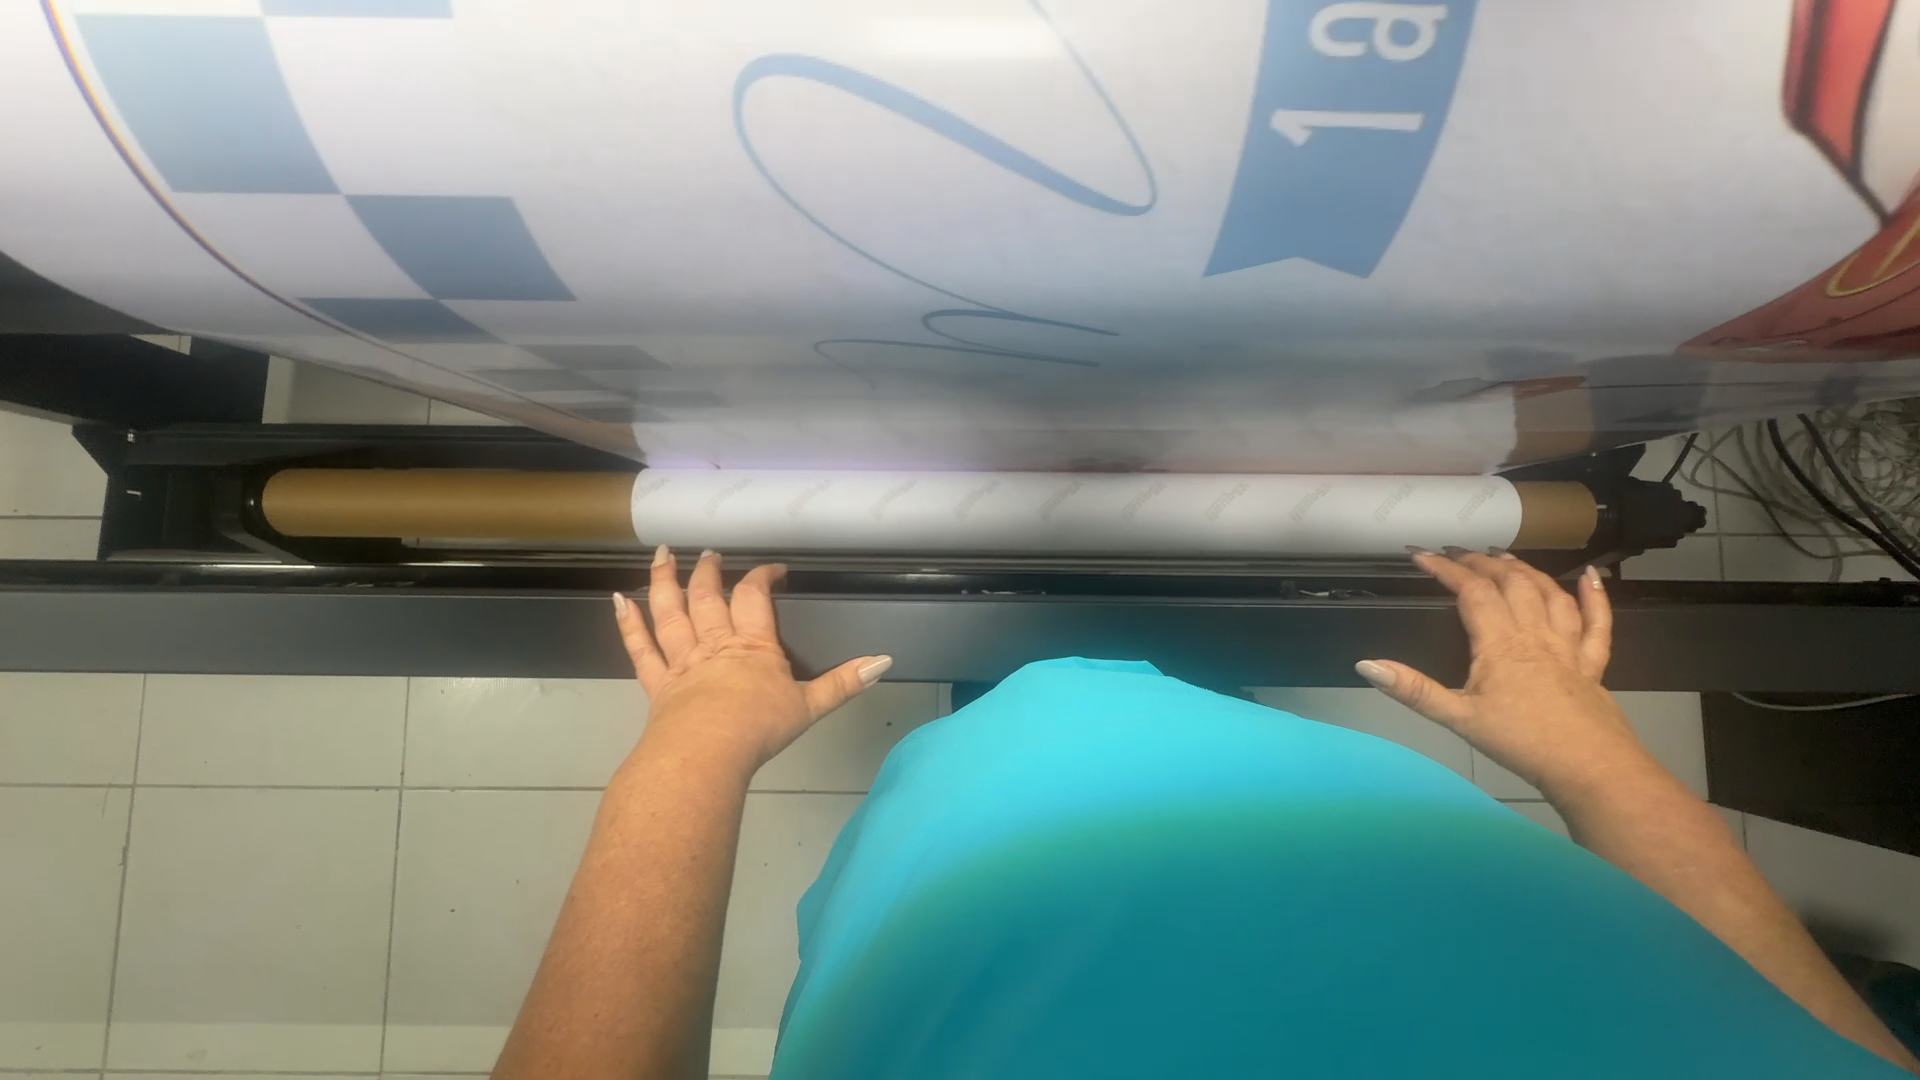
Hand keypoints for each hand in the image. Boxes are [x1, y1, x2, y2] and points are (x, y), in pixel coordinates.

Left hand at [612, 547, 891, 773]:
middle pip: (708, 597)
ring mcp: (682, 661)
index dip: (763, 577)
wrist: (706, 755)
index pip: (755, 597)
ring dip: (665, 581)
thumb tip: (884, 660)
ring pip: (670, 612)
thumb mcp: (811, 705)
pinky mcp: (657, 683)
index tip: (773, 568)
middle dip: (710, 572)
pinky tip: (618, 600)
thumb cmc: (759, 728)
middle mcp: (715, 644)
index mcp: (753, 645)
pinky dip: (628, 622)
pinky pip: (640, 648)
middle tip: (710, 552)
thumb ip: (845, 682)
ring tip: (661, 554)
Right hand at [1355, 550, 1659, 801]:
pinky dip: (1594, 595)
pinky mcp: (1592, 665)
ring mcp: (1569, 648)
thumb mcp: (1457, 718)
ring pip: (1549, 595)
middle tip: (1457, 552)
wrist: (1594, 772)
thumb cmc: (1522, 742)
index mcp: (1501, 645)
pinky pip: (1597, 623)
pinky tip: (1591, 576)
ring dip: (1525, 570)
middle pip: (1511, 584)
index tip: (1421, 555)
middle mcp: (1536, 636)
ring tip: (1504, 556)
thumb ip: (1412, 689)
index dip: (1446, 569)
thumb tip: (1366, 665)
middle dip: (1481, 562)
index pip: (1472, 592)